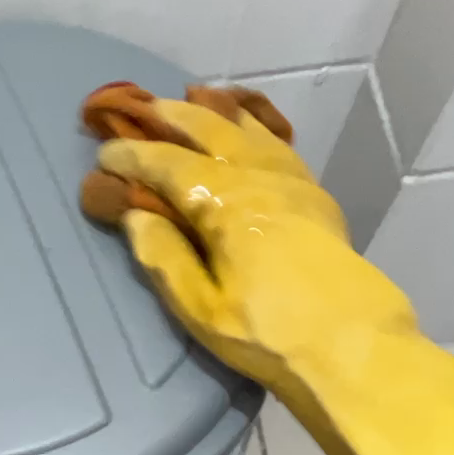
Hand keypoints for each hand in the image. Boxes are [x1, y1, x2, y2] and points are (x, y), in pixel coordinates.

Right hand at [90, 96, 453, 454]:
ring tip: (186, 106)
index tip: (103, 155)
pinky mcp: (315, 199)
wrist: (350, 348)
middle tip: (137, 116)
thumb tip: (135, 217)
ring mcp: (294, 185)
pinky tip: (243, 133)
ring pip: (246, 131)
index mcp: (227, 206)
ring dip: (210, 116)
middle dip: (169, 119)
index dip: (133, 157)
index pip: (169, 167)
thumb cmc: (267, 338)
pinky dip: (250, 130)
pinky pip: (276, 146)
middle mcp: (261, 181)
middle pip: (208, 131)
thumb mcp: (199, 309)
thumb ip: (163, 258)